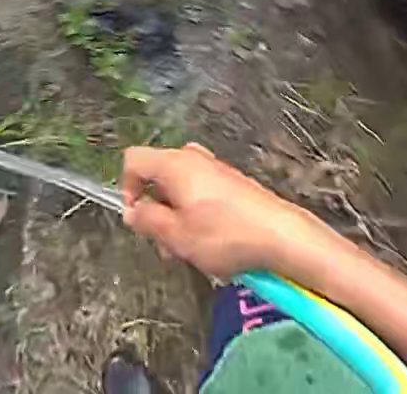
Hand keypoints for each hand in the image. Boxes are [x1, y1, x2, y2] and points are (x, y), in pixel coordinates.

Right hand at [120, 143, 349, 280]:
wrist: (279, 234)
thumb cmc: (224, 235)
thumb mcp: (177, 236)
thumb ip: (148, 221)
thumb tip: (132, 211)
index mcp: (174, 164)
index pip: (133, 159)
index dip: (126, 188)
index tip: (138, 218)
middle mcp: (191, 157)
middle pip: (156, 174)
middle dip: (153, 208)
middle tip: (164, 243)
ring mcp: (212, 166)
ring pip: (177, 185)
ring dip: (174, 214)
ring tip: (187, 249)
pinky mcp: (228, 179)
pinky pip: (198, 189)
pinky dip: (193, 211)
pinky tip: (208, 241)